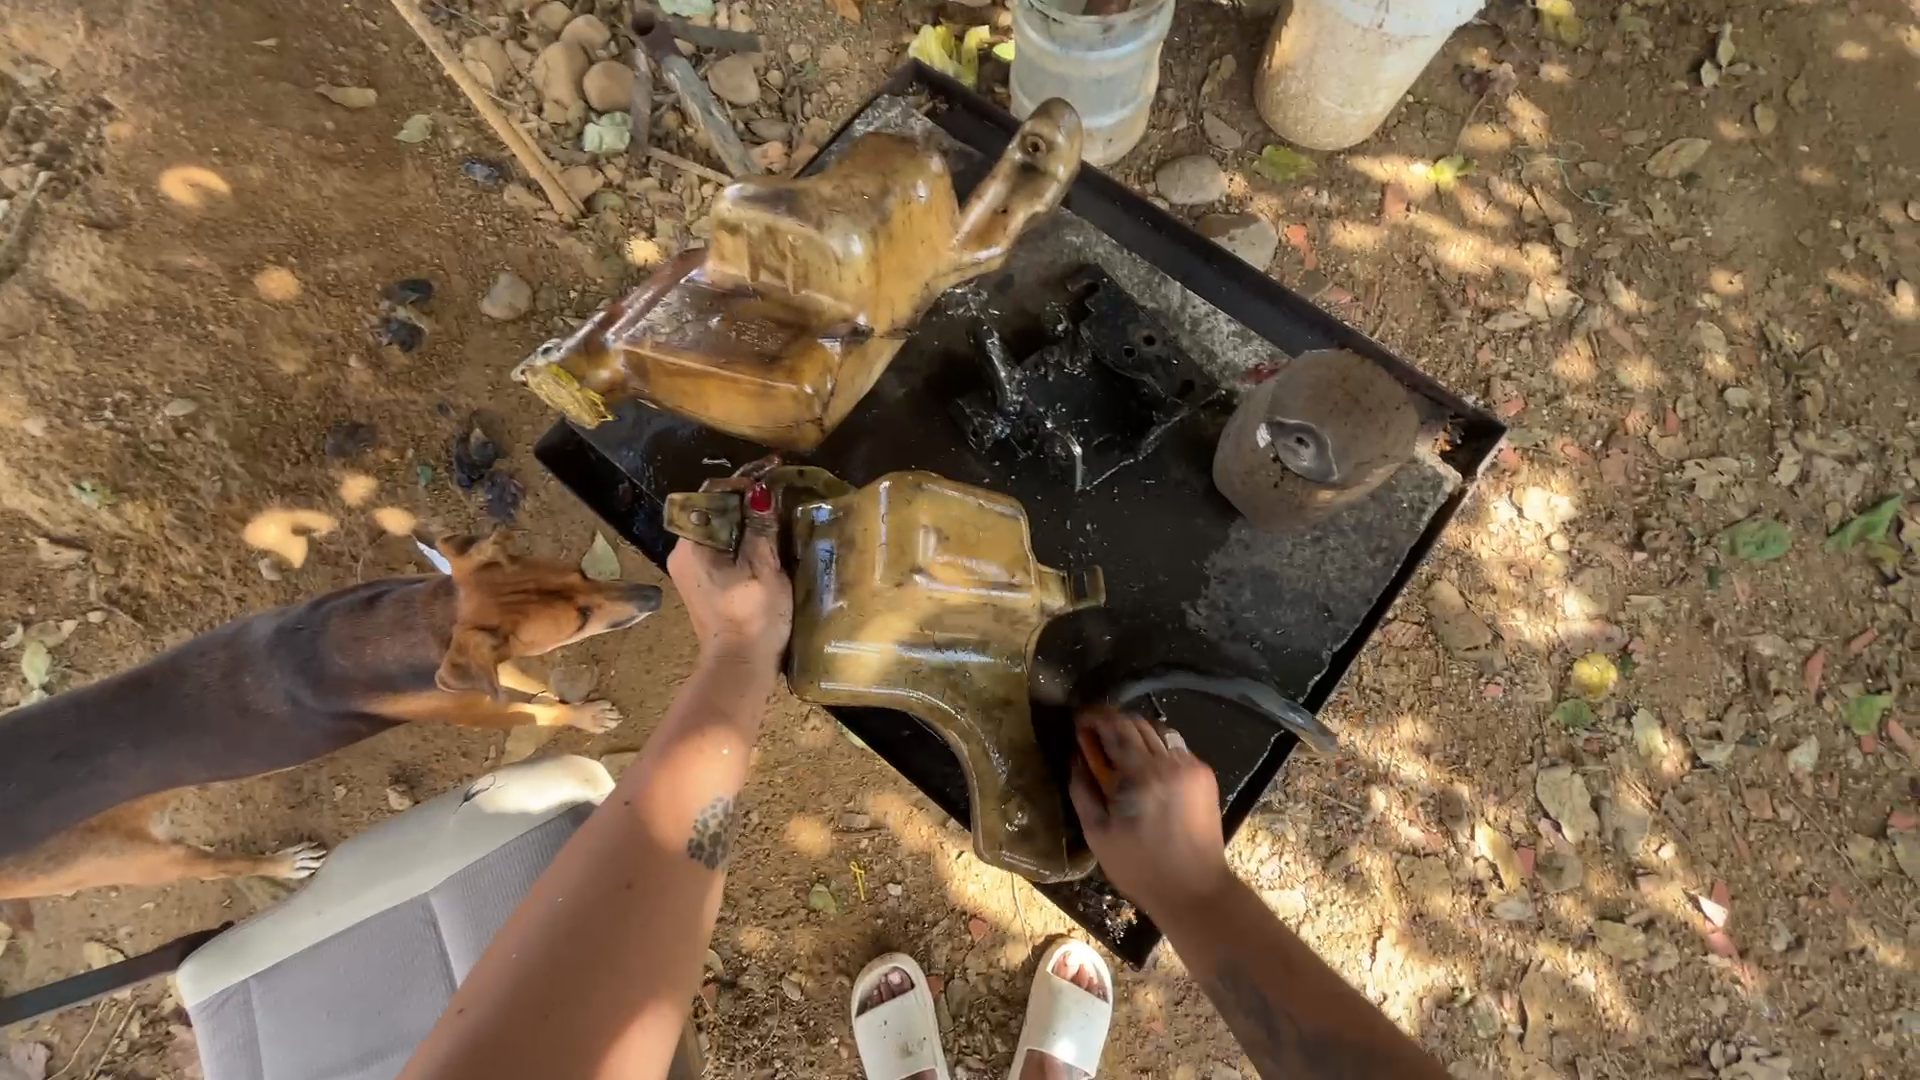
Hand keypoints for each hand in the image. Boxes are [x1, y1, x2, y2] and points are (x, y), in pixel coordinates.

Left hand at [666, 485, 791, 668]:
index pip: (710, 495)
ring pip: (716, 529)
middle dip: (743, 499)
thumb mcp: (765, 569)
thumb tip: (762, 494)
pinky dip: (739, 538)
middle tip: (776, 493)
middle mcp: (683, 553)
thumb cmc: (754, 618)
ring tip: (775, 512)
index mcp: (692, 546)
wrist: (740, 665)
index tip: (770, 473)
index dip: (740, 482)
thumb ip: (761, 528)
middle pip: (711, 510)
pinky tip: (764, 540)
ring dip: (742, 519)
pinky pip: (718, 547)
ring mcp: (690, 569)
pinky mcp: (701, 582)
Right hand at [1070, 706, 1233, 920]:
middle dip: (1112, 721)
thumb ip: (1082, 790)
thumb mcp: (1098, 834)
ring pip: (1159, 730)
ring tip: (1119, 747)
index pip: (1115, 727)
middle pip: (1137, 722)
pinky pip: (1175, 747)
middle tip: (1094, 733)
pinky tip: (1146, 765)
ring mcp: (1191, 767)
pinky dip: (1156, 747)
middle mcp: (1170, 762)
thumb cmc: (1141, 868)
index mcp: (1142, 775)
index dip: (1094, 717)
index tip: (1079, 720)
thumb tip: (1075, 758)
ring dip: (1135, 732)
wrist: (1197, 891)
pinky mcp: (1204, 776)